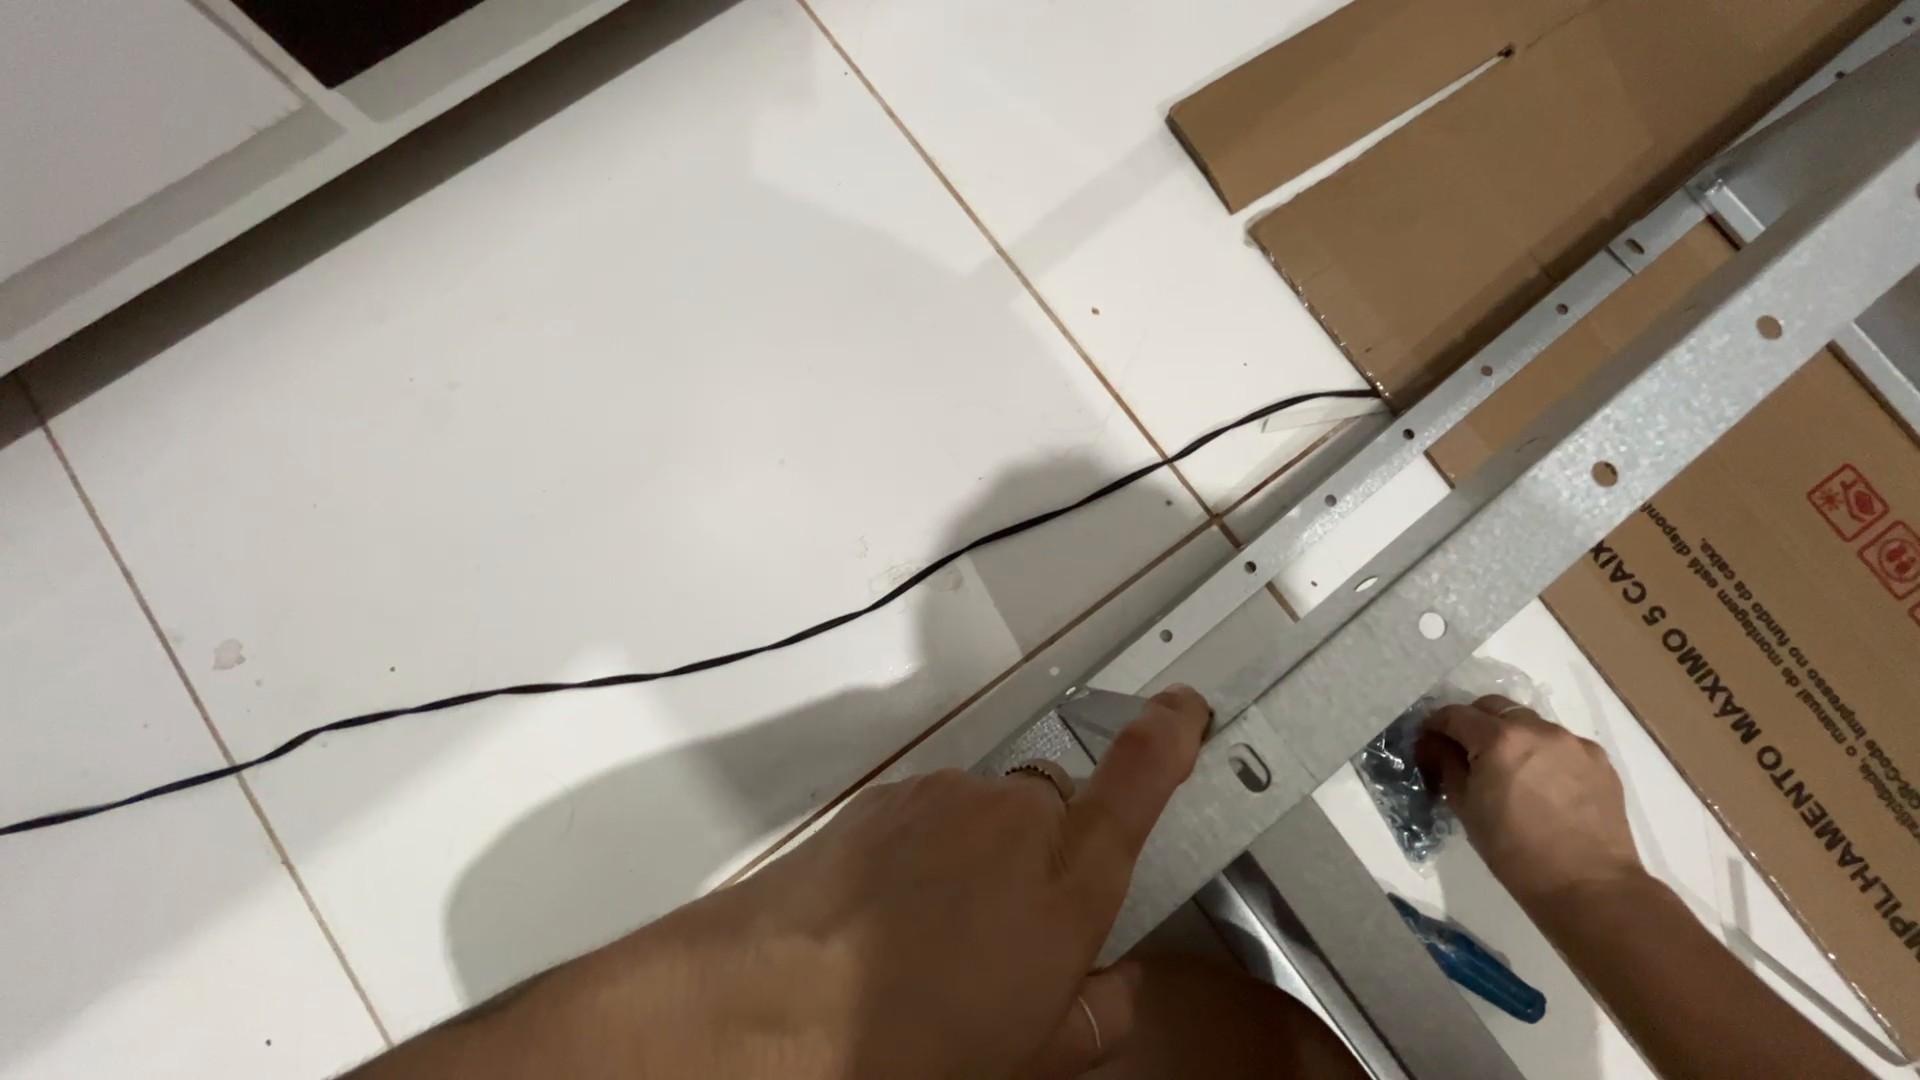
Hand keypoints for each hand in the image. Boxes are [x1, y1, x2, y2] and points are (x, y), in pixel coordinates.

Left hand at [642, 685, 1212, 1079]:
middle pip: (1057, 807)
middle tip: (1013, 926)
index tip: (1184, 710)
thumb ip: (1099, 1012)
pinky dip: (930, 849)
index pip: (1141, 776)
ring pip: (991, 813)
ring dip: (981, 856)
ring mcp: (949, 798)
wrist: (777, 1003)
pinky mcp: (893, 794)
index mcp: (1068, 877)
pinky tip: (897, 909)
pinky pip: (935, 813)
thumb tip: (1114, 991)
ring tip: (938, 932)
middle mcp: (1013, 819)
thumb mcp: (1033, 1052)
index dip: (1171, 734)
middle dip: (1048, 853)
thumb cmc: (904, 1038)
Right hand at [1419, 695, 1643, 910]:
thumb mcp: (1464, 806)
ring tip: (1509, 769)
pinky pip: (1561, 743)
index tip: (1429, 743)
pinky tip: (1542, 782)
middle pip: (1493, 707)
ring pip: (1529, 722)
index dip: (1435, 726)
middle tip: (1467, 752)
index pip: (1454, 714)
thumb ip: (1446, 764)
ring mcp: (1574, 744)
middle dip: (1474, 722)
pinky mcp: (1600, 761)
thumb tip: (1435, 745)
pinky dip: (1543, 752)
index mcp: (1499, 739)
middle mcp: (1538, 730)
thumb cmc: (1514, 849)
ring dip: (1511, 736)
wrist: (1589, 886)